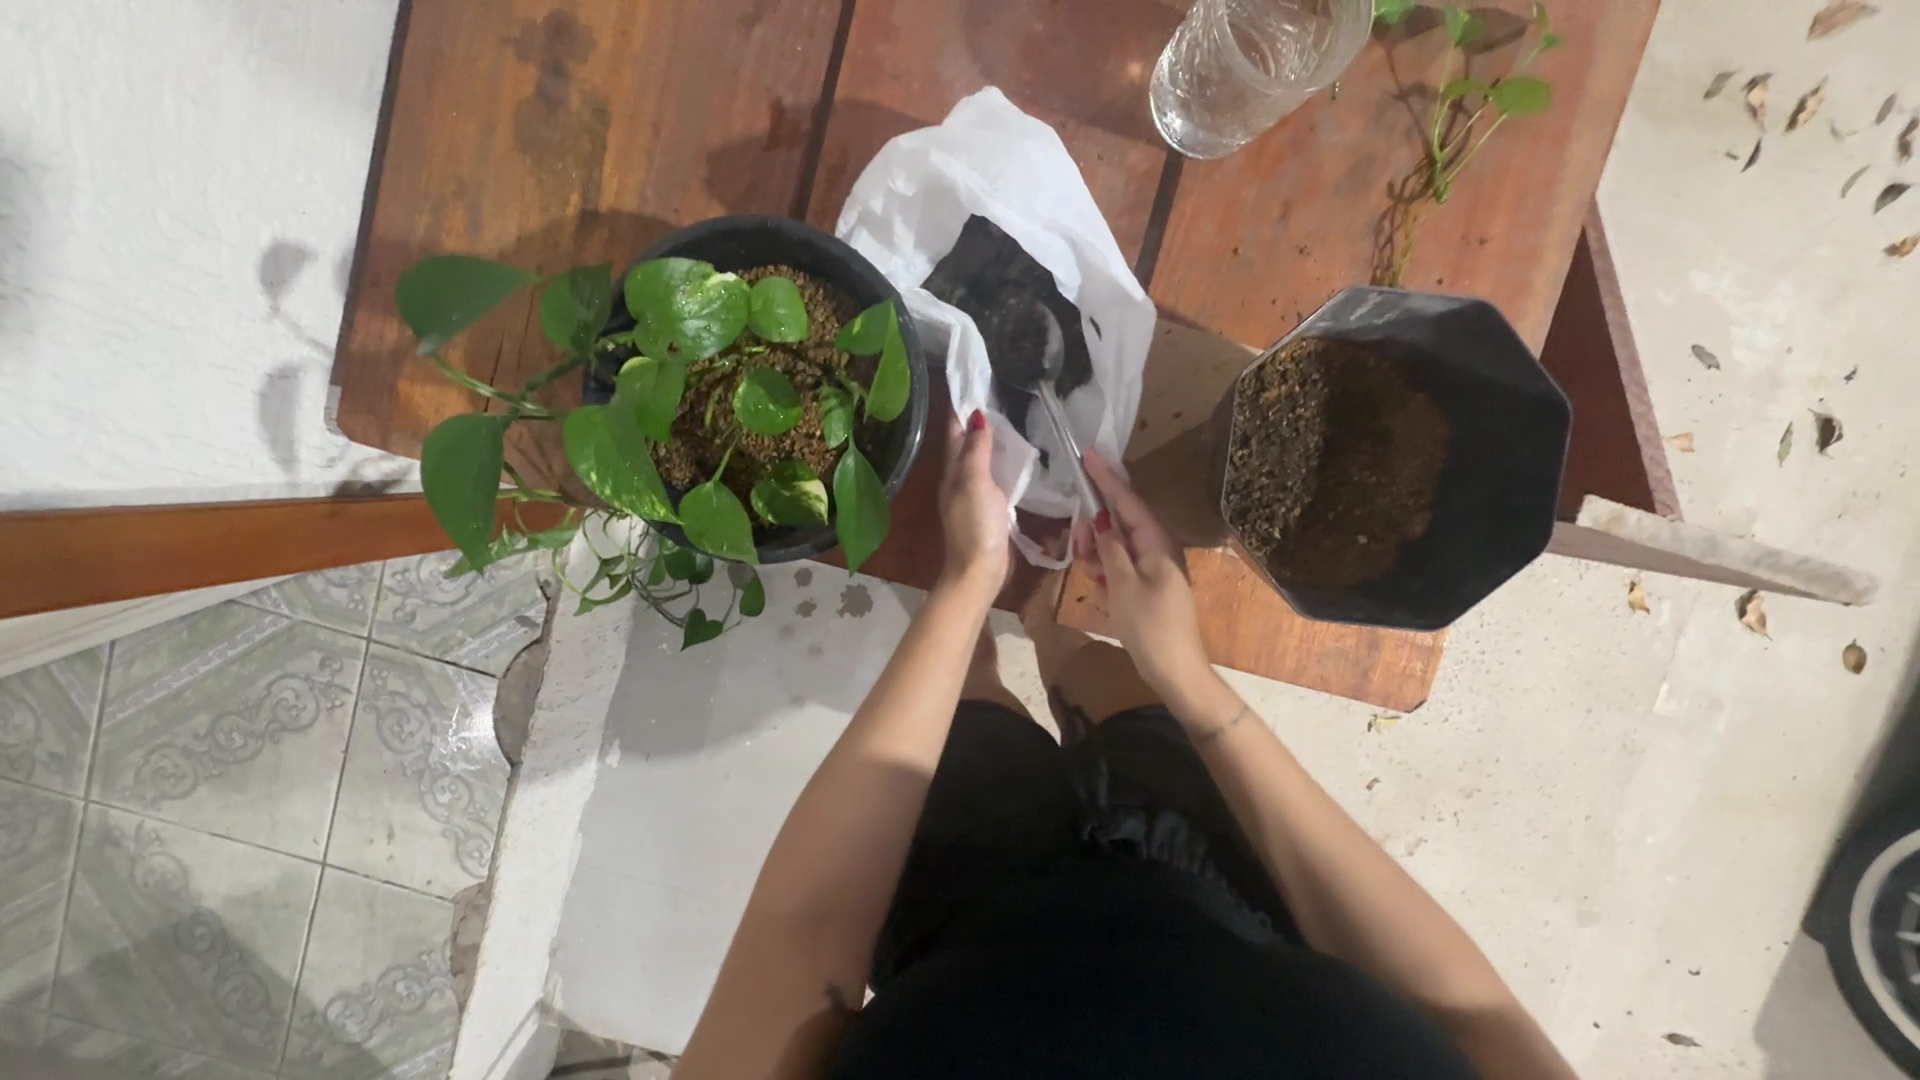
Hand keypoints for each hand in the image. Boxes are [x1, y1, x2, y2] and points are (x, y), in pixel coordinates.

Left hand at [937, 410, 1011, 597]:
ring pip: (978, 460)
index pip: (953, 431)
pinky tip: (1013, 458)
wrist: (979, 571)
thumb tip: (975, 415)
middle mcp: (958, 480)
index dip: (961, 407)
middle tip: (995, 393)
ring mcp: (973, 496)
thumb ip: (976, 451)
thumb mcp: (975, 483)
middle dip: (975, 420)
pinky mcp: (988, 510)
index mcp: (952, 472)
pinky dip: (999, 463)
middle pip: (964, 444)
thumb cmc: (975, 525)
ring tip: (1007, 417)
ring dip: (988, 441)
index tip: (972, 380)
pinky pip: (992, 477)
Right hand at [1077, 452, 1215, 705]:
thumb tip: (1101, 522)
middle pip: (1122, 520)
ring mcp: (1154, 568)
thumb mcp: (1122, 586)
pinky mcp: (1147, 586)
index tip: (1088, 454)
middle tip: (1076, 533)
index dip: (1107, 478)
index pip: (1128, 501)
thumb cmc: (1150, 627)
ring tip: (1083, 557)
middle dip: (1096, 520)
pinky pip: (1121, 564)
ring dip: (1097, 546)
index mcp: (1157, 543)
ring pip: (1118, 543)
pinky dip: (1105, 565)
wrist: (1175, 669)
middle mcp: (1158, 549)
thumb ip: (1110, 550)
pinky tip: (1094, 576)